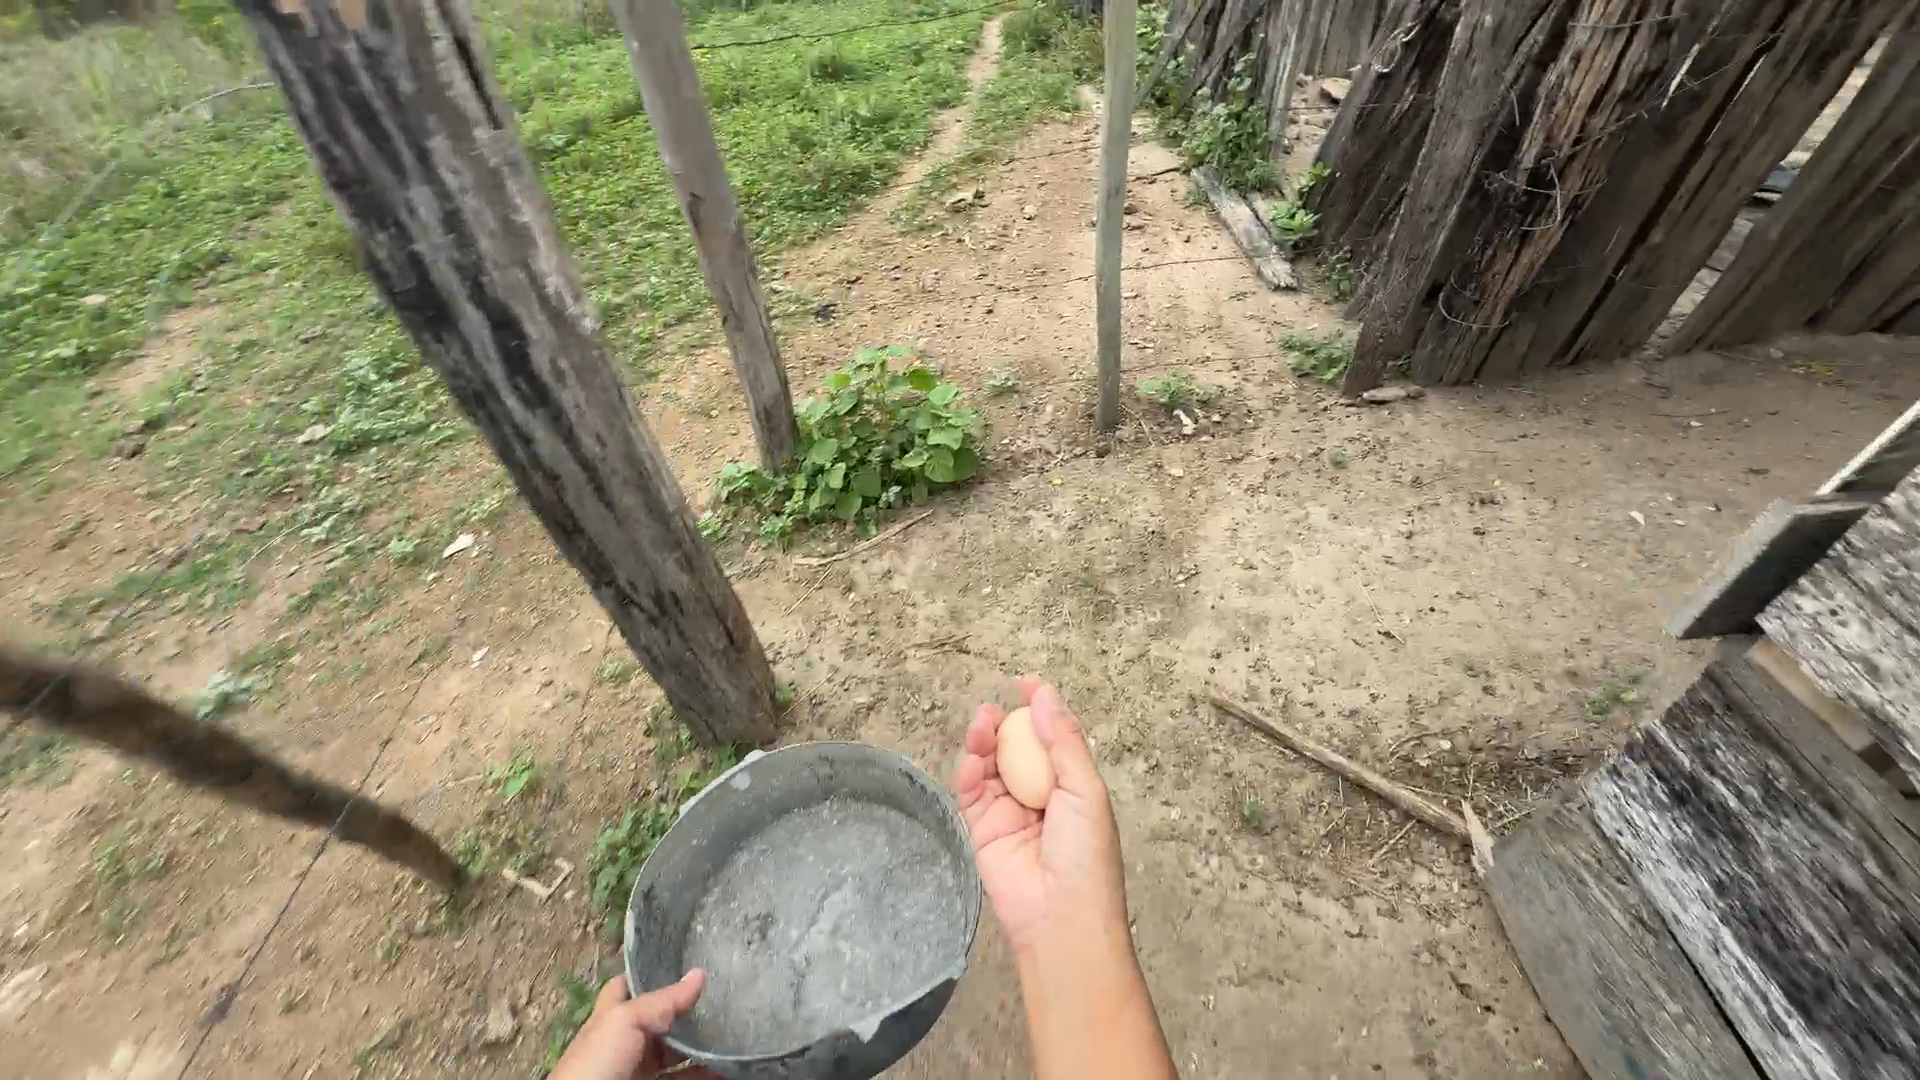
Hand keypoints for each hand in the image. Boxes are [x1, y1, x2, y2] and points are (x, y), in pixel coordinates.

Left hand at [547, 971, 715, 1079]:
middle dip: (689, 1008)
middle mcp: (627, 1043)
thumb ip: (663, 1000)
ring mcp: (640, 1071)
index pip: (628, 986)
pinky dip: (707, 1073)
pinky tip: (728, 1067)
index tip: (684, 959)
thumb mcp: (625, 1021)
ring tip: (736, 1027)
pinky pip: (686, 1078)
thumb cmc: (597, 1064)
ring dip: (703, 1043)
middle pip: (661, 1019)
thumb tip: (700, 972)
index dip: (650, 973)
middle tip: (725, 991)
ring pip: (677, 1052)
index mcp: (613, 1018)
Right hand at [952, 679, 1127, 956]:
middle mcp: (1037, 793)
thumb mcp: (1085, 789)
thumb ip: (1063, 740)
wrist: (1060, 918)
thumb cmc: (1085, 854)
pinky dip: (967, 771)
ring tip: (981, 726)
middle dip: (1004, 724)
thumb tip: (1044, 694)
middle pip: (1014, 746)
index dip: (1037, 708)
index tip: (1024, 683)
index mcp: (1069, 783)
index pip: (1049, 736)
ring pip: (988, 764)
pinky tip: (972, 758)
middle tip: (994, 711)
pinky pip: (970, 792)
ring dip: (983, 741)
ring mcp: (1007, 810)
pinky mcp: (980, 829)